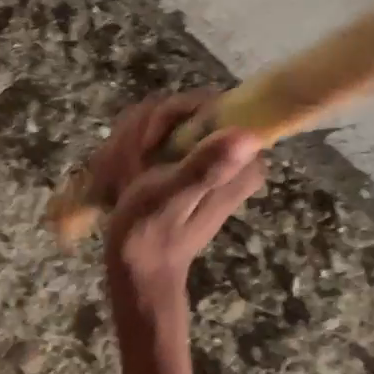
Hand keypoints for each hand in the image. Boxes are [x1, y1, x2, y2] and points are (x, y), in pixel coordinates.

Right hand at [95, 94, 267, 306]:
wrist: (138, 270)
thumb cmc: (150, 235)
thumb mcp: (172, 197)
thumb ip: (204, 167)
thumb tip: (247, 136)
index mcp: (241, 161)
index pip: (205, 103)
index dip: (167, 116)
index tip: (146, 148)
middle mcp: (232, 153)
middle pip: (179, 109)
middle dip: (144, 134)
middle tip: (133, 171)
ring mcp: (208, 157)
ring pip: (159, 120)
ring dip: (132, 144)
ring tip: (126, 178)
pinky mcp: (188, 163)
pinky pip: (153, 134)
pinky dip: (132, 152)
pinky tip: (125, 177)